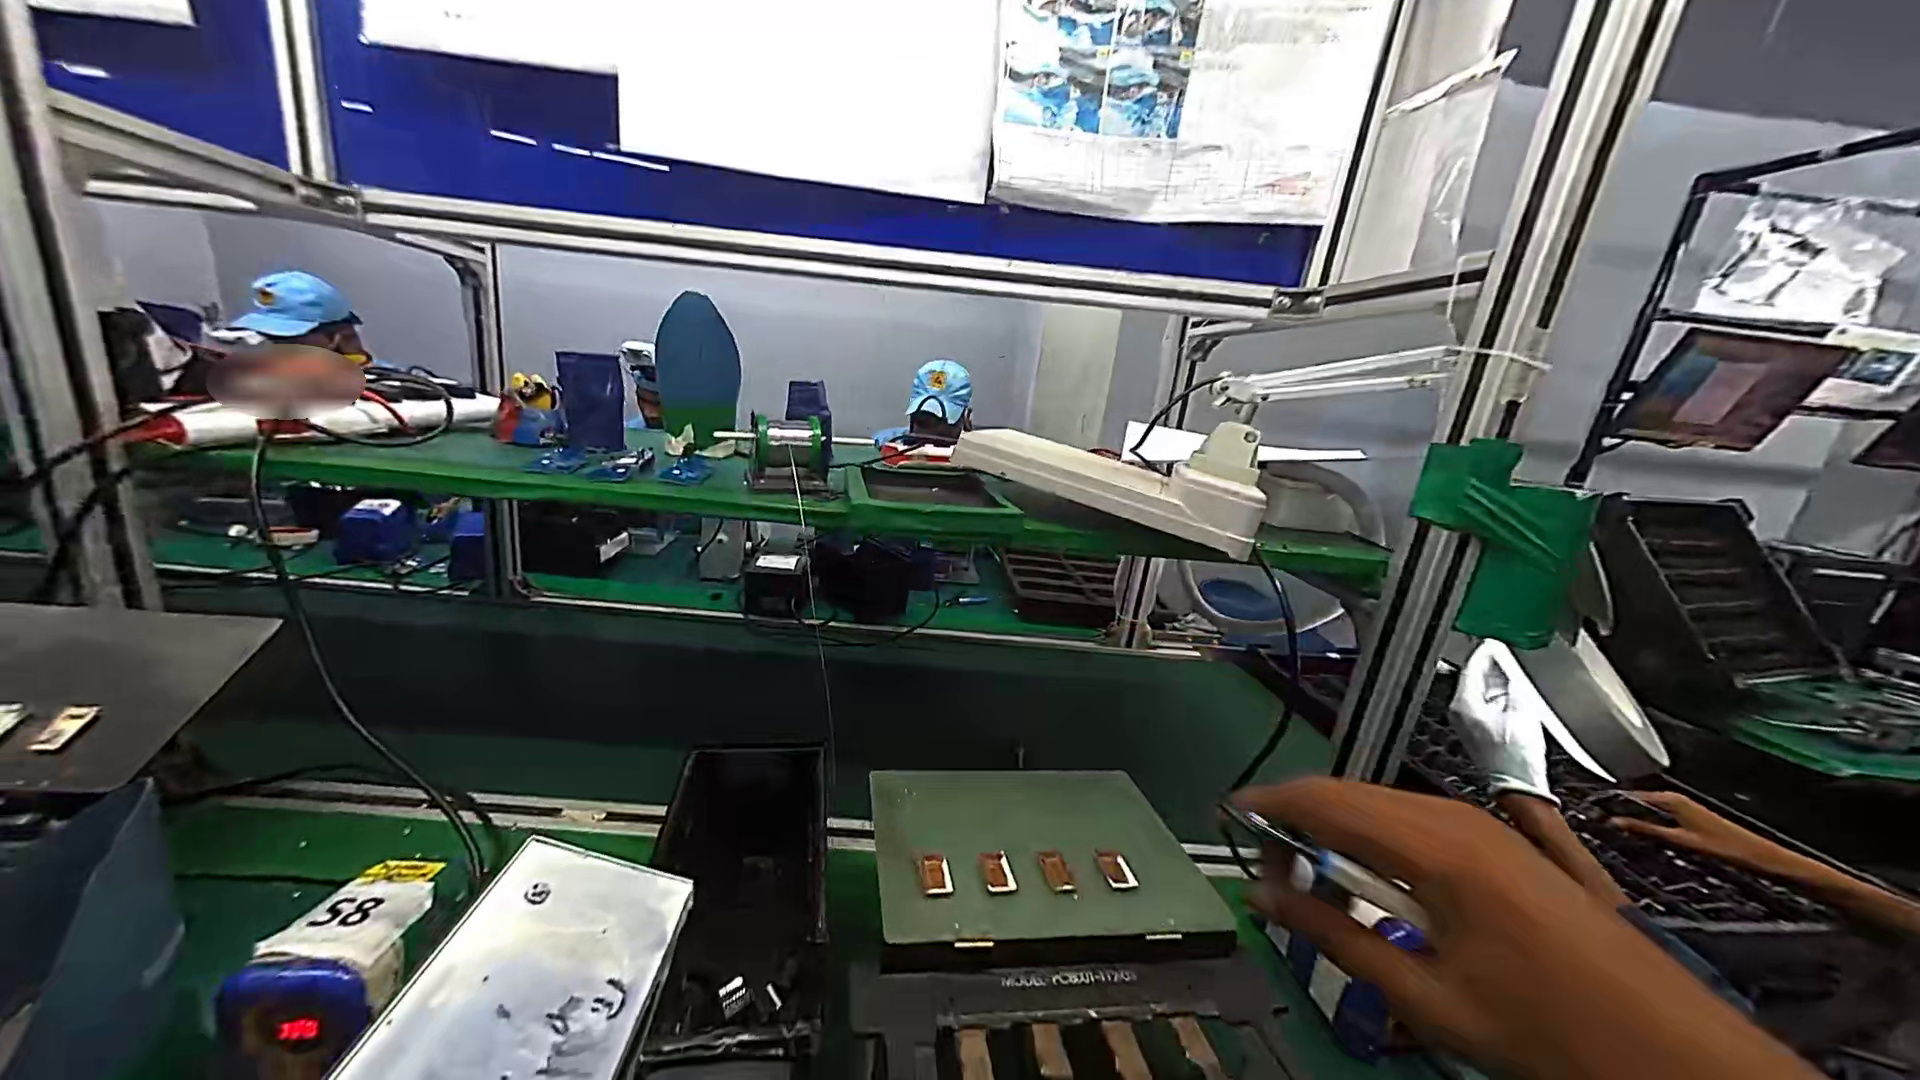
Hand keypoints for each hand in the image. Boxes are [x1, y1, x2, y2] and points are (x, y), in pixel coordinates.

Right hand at [1236, 778, 1818, 1079]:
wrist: (1688, 1061)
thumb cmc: (1552, 1035)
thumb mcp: (1430, 1000)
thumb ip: (1336, 939)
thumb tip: (1263, 900)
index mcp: (1433, 848)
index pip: (1321, 801)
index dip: (1267, 804)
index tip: (1226, 817)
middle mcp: (1450, 817)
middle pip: (1341, 793)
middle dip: (1293, 820)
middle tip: (1267, 869)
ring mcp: (1477, 823)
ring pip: (1371, 803)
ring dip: (1330, 830)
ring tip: (1312, 883)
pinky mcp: (1493, 838)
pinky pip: (1406, 819)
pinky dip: (1368, 838)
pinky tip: (1367, 881)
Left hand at [1449, 639, 1555, 803]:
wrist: (1516, 785)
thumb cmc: (1516, 754)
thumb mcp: (1521, 716)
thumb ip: (1514, 692)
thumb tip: (1512, 676)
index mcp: (1464, 704)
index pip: (1470, 671)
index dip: (1482, 655)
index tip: (1492, 643)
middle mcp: (1459, 710)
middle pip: (1471, 679)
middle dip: (1487, 666)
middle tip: (1502, 652)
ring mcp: (1466, 720)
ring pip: (1477, 691)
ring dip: (1492, 680)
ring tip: (1508, 666)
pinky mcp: (1476, 729)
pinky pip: (1483, 703)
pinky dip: (1494, 693)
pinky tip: (1509, 690)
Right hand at [1606, 791, 1809, 878]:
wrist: (1769, 860)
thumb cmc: (1728, 848)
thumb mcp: (1683, 841)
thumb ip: (1646, 830)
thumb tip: (1612, 821)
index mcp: (1670, 799)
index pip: (1627, 795)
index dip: (1607, 803)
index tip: (1589, 811)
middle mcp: (1674, 799)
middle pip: (1635, 801)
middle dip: (1617, 809)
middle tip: (1597, 820)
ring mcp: (1683, 807)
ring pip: (1646, 808)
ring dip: (1631, 816)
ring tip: (1613, 827)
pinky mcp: (1689, 817)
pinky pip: (1657, 814)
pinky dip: (1645, 821)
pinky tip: (1640, 831)